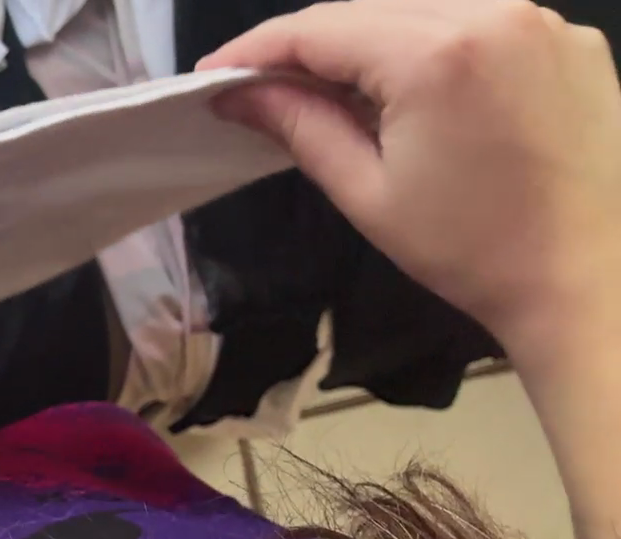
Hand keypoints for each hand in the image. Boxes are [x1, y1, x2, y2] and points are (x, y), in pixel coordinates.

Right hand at [200, 0, 620, 366]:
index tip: (208, 74)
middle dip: (295, 44)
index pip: (323, 30)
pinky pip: (462, 26)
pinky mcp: (560, 39)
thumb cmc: (458, 241)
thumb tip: (240, 95)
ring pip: (413, 13)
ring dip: (348, 45)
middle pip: (366, 11)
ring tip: (297, 88)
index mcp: (439, 54)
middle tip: (239, 82)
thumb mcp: (360, 188)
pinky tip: (374, 89)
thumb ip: (300, 127)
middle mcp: (496, 14)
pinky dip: (404, 49)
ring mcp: (539, 21)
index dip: (255, 49)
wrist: (579, 264)